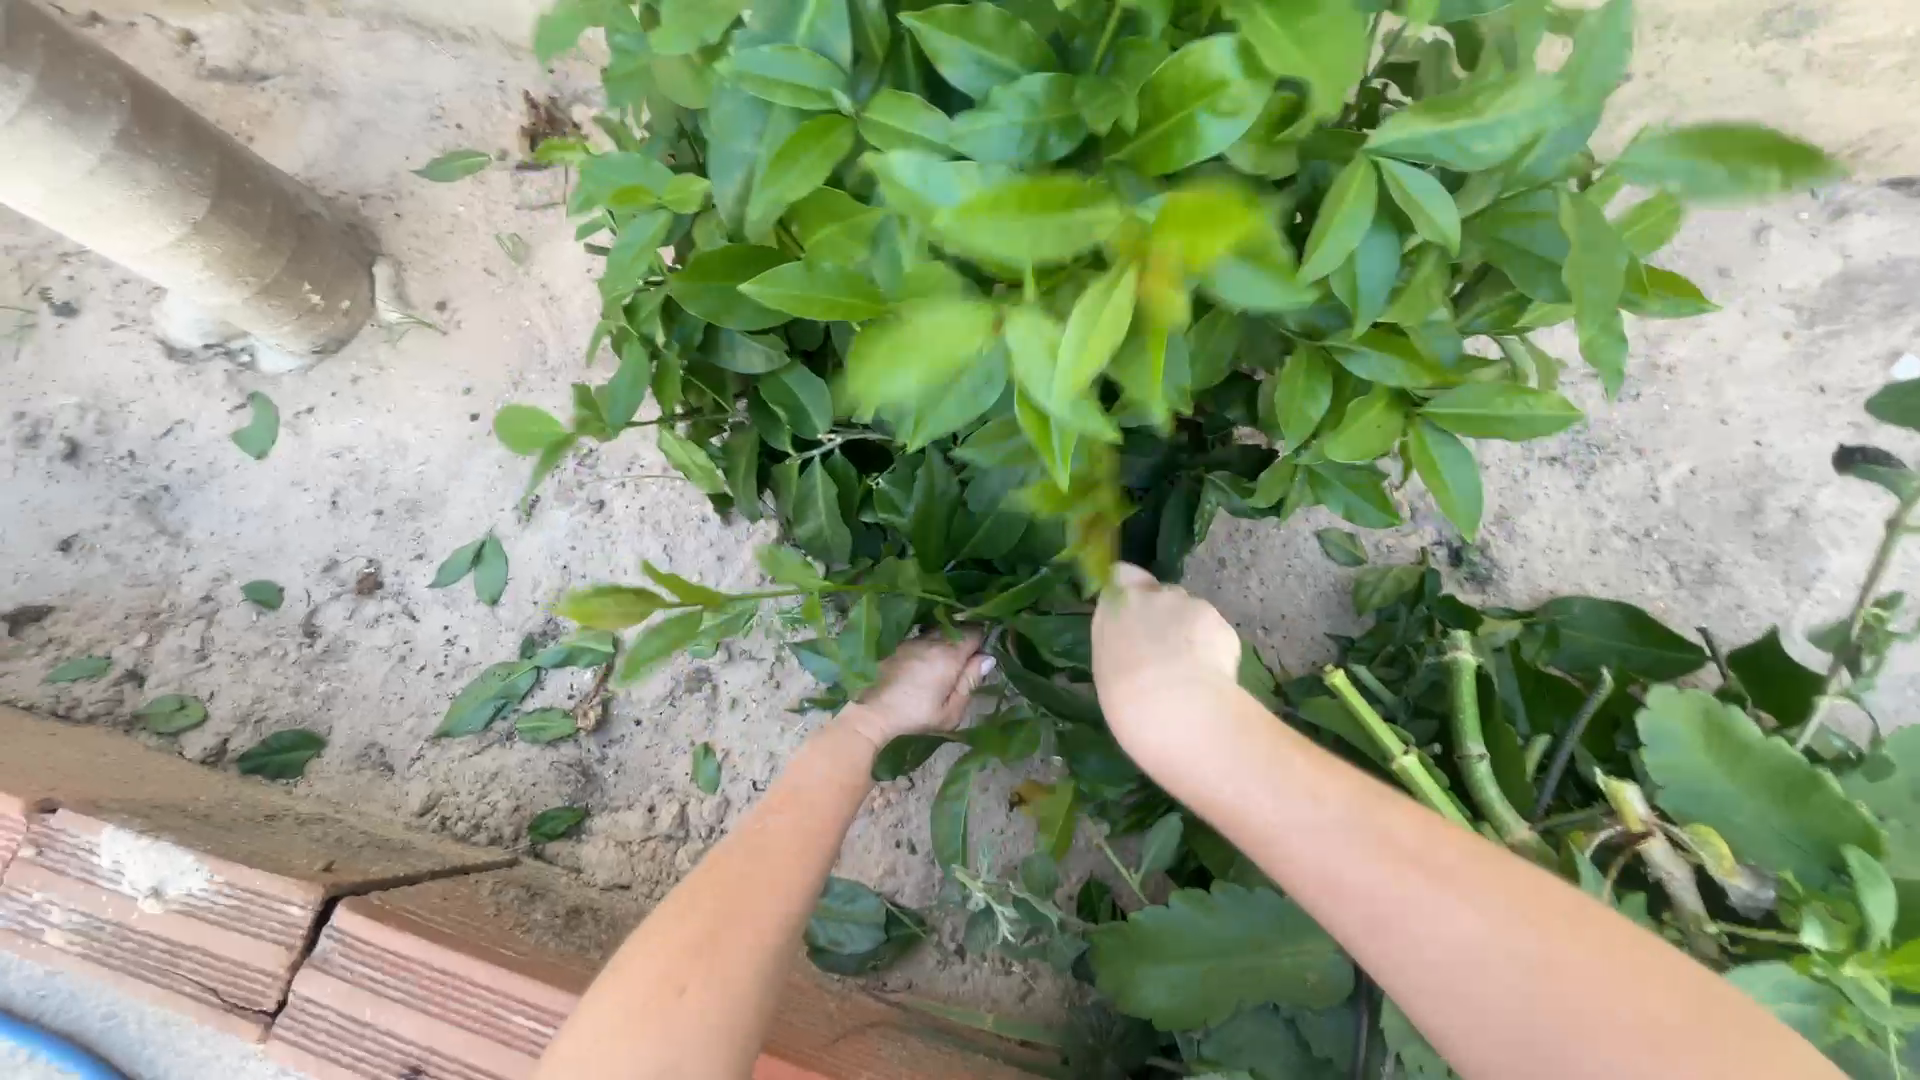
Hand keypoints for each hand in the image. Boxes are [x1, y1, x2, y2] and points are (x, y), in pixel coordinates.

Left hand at [835, 627, 994, 751]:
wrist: (871, 710)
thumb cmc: (914, 715)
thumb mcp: (950, 712)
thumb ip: (970, 683)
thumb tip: (987, 658)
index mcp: (950, 656)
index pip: (975, 632)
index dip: (982, 641)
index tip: (979, 656)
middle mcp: (933, 640)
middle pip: (958, 628)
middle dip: (965, 639)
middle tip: (964, 661)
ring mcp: (914, 639)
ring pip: (939, 630)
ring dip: (947, 639)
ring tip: (945, 660)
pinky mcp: (899, 642)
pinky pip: (923, 635)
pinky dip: (930, 642)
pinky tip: (926, 658)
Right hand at [1093, 563, 1241, 745]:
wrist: (1177, 708)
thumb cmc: (1125, 697)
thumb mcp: (1106, 666)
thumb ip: (1120, 641)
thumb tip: (1133, 645)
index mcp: (1116, 605)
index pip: (1123, 575)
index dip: (1131, 590)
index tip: (1134, 614)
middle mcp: (1153, 595)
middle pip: (1160, 594)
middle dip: (1164, 615)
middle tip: (1163, 652)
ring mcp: (1192, 605)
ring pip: (1191, 612)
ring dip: (1190, 632)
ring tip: (1190, 670)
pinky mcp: (1222, 623)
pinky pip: (1215, 632)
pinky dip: (1213, 648)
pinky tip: (1209, 676)